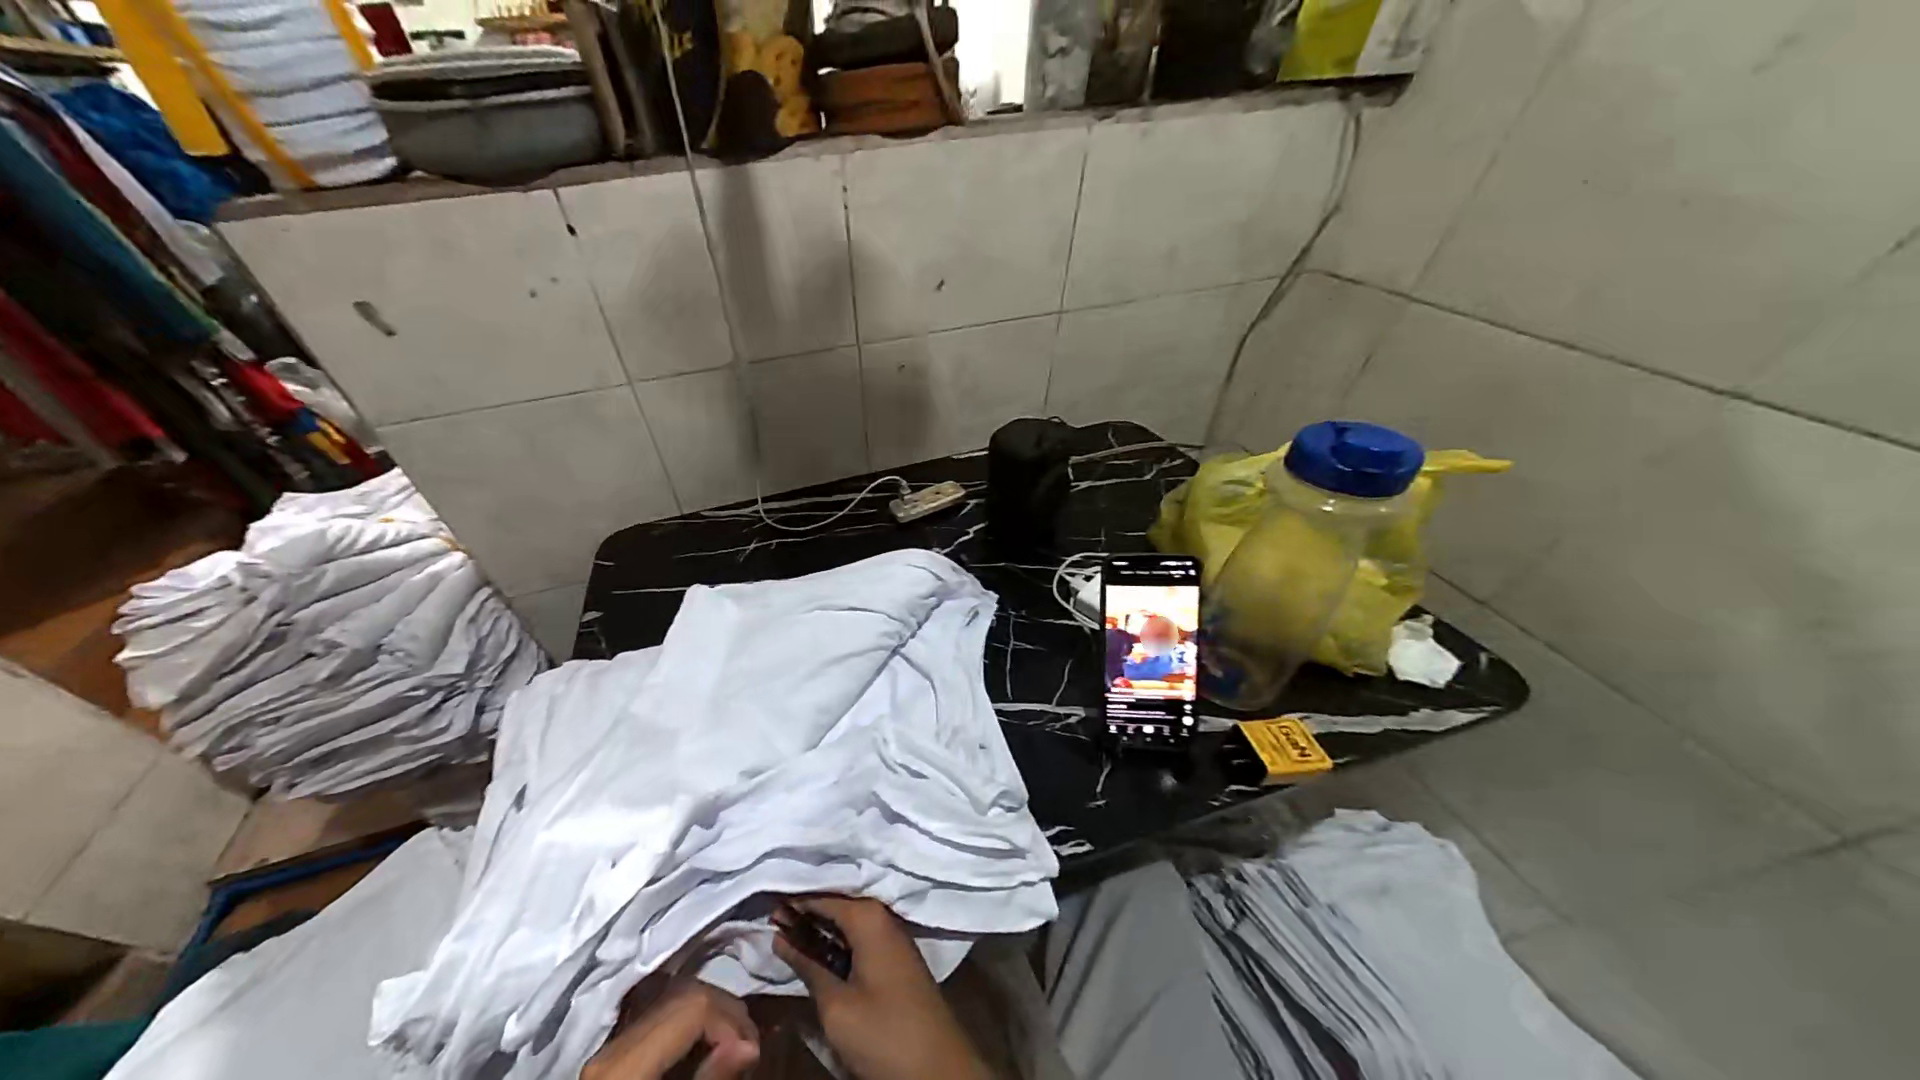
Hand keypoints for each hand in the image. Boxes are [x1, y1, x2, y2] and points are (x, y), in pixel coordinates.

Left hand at [582, 979, 759, 1079]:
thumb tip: (749, 1045)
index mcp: (623, 1069)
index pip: (692, 1008)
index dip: (730, 1023)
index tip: (749, 1057)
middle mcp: (611, 1047)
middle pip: (686, 995)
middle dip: (728, 1014)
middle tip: (749, 1052)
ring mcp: (608, 1049)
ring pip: (675, 998)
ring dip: (713, 1015)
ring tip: (733, 1049)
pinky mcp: (612, 1057)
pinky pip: (661, 1017)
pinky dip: (693, 1024)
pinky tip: (707, 1050)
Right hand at [774, 897, 990, 1079]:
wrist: (939, 1067)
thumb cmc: (884, 1032)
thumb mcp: (836, 1005)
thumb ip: (807, 966)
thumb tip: (780, 937)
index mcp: (869, 917)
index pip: (822, 896)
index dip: (792, 900)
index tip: (763, 904)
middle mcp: (883, 917)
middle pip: (837, 904)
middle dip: (805, 911)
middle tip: (769, 919)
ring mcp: (893, 937)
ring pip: (848, 922)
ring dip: (819, 928)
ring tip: (785, 934)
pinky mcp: (896, 958)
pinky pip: (859, 937)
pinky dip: (836, 941)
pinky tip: (816, 952)